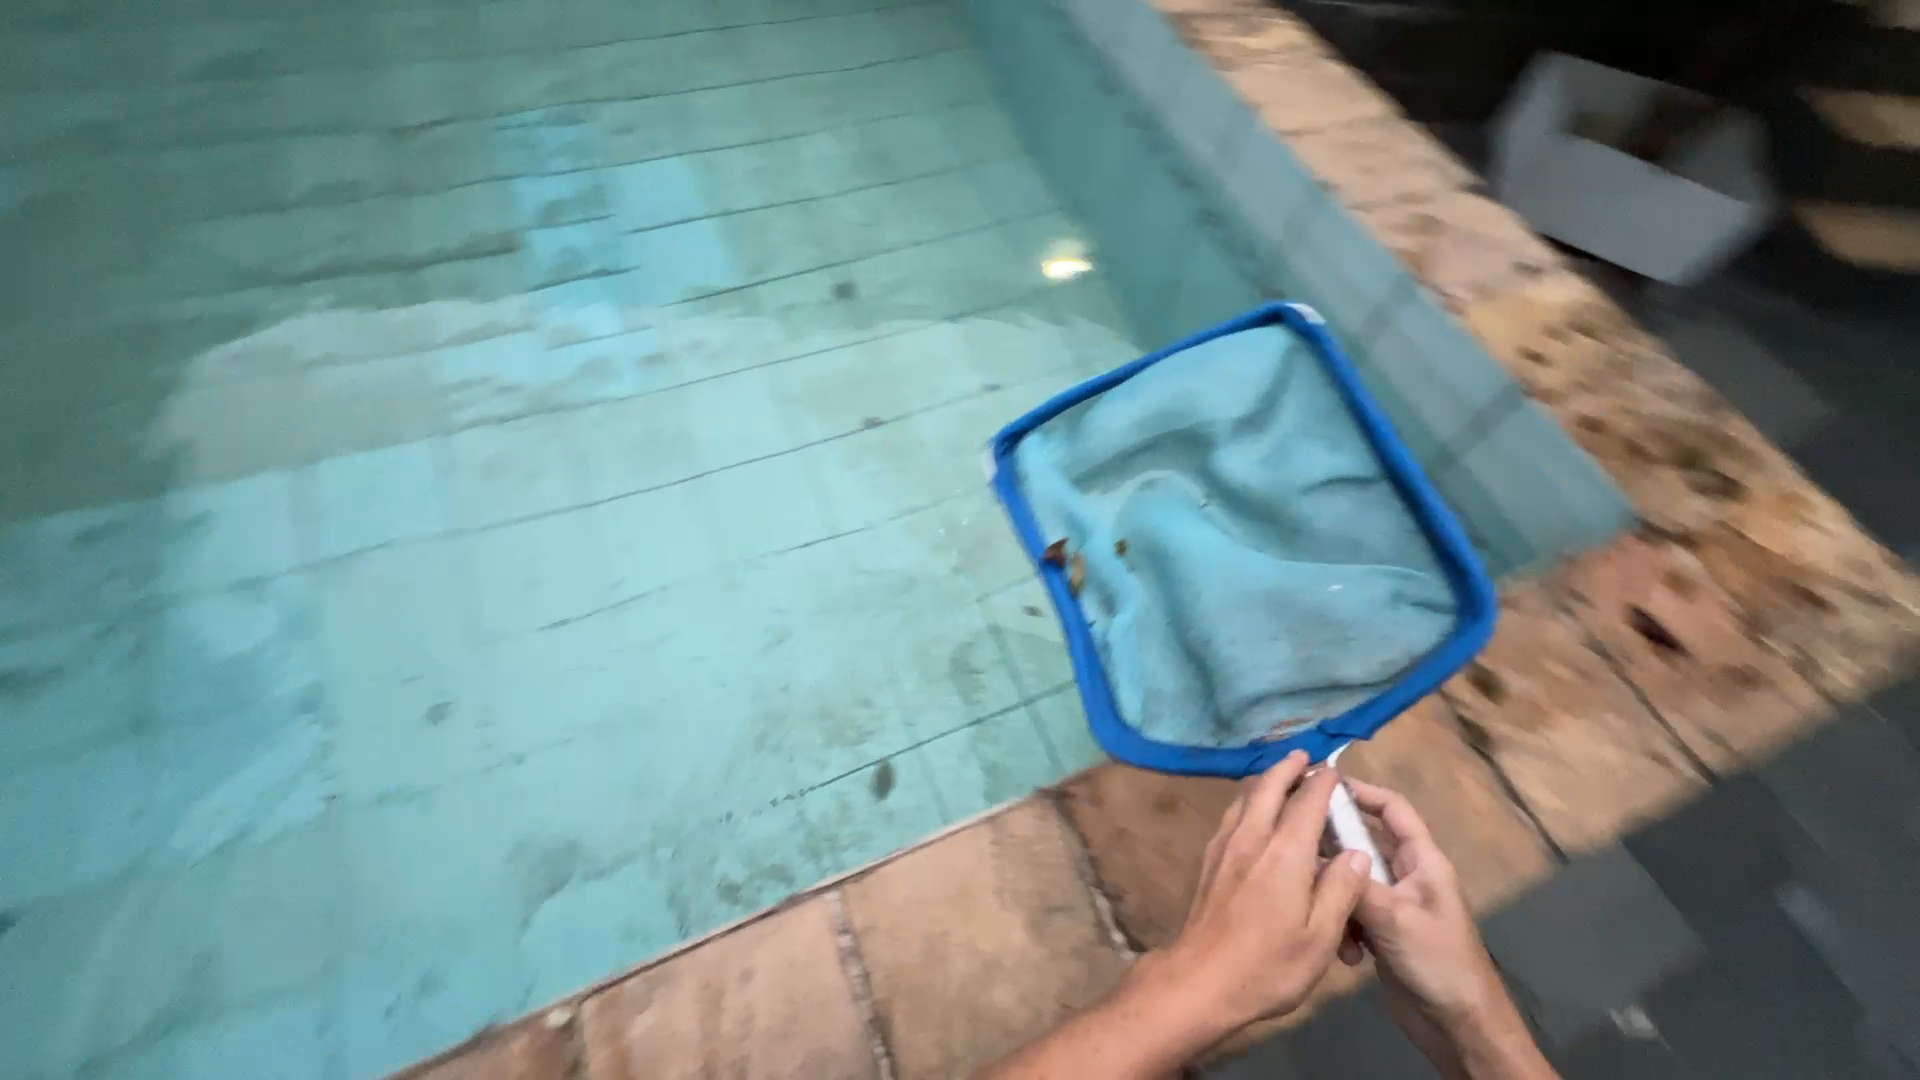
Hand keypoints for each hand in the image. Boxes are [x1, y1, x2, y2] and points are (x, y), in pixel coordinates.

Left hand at [1149, 752, 1374, 1036]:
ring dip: (1263, 781)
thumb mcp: (1319, 937)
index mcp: (1283, 854)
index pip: (1306, 805)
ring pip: (1244, 799)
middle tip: (1301, 755)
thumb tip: (1356, 852)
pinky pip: (1231, 815)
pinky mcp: (1209, 859)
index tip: (1332, 769)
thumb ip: (1340, 891)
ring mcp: (1224, 846)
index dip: (1321, 784)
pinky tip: (1250, 811)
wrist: (1202, 976)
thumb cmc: (1269, 964)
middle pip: (1267, 789)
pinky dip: (1247, 801)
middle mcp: (1251, 838)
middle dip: (1286, 769)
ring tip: (1278, 776)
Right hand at [1342, 778, 1558, 1079]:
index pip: (1392, 807)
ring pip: (1350, 877)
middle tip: (1293, 843)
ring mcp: (1394, 903)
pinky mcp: (1382, 930)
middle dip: (1331, 845)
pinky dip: (1342, 924)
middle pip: (1361, 840)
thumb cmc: (1439, 964)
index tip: (1318, 786)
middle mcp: (1406, 874)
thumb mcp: (1394, 919)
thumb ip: (1354, 883)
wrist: (1463, 1030)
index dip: (1360, 791)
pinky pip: (1350, 910)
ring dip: (1334, 893)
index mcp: (1422, 861)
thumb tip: (1314, 854)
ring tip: (1321, 909)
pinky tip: (1344, 952)